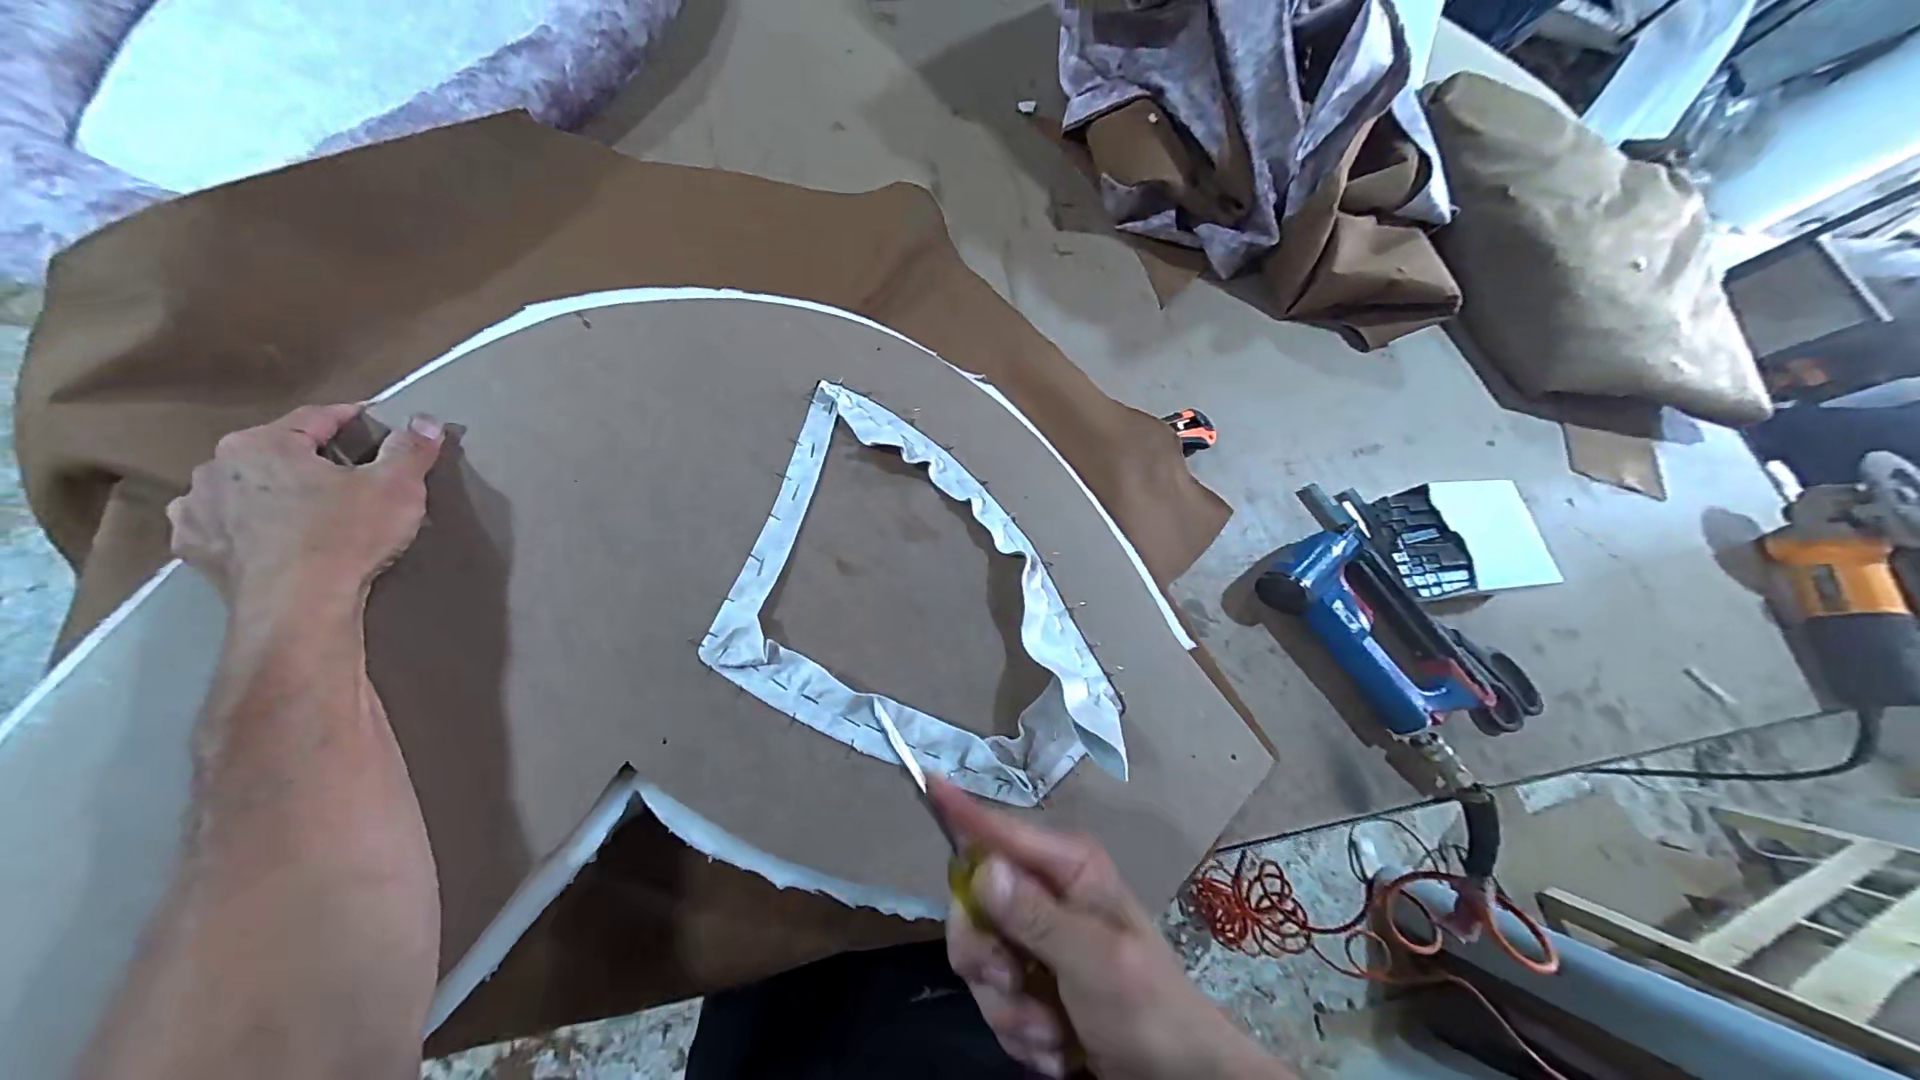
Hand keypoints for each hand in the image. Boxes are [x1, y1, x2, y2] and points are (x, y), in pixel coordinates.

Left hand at [168, 404, 444, 613]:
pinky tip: (273, 537)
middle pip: (276, 452)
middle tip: (349, 473)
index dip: (351, 418)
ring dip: (272, 491)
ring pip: (244, 487)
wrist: (299, 605)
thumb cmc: (346, 535)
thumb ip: (411, 449)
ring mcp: (197, 511)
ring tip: (308, 508)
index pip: (315, 417)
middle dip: (310, 458)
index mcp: (262, 444)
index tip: (378, 424)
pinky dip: (249, 525)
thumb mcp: (397, 487)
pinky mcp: (196, 550)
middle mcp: (214, 469)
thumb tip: (426, 422)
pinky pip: (226, 525)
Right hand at [932, 780, 1289, 1079]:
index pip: (1001, 830)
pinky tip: (1056, 1043)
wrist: (1176, 1078)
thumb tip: (983, 869)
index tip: (928, 782)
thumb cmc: (1148, 1007)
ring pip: (976, 956)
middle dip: (987, 957)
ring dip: (1009, 1007)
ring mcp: (1032, 934)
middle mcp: (1043, 889)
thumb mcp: (1096, 961)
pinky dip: (1019, 1028)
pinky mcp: (1026, 974)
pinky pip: (990, 995)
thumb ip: (1037, 917)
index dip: (962, 810)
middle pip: (972, 901)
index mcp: (1066, 865)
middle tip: (1015, 984)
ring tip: (1052, 1030)